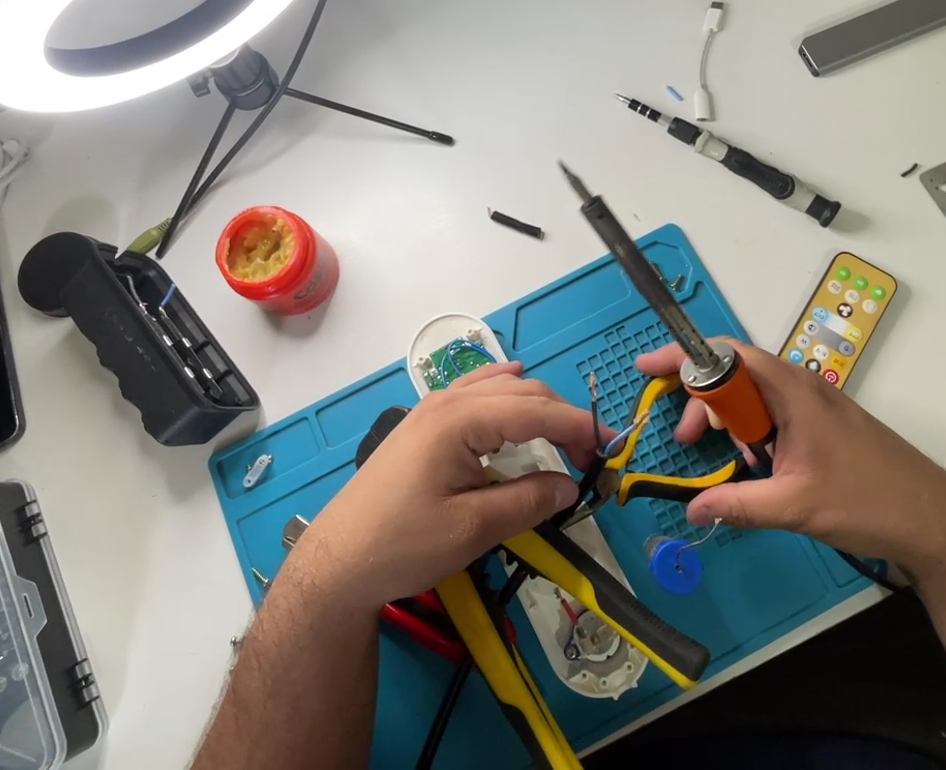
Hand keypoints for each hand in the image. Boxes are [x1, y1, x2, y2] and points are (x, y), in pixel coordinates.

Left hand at [283, 363, 599, 611]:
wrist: (337, 561)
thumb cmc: (401, 544)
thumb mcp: (471, 530)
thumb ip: (527, 502)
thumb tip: (570, 486)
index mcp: (461, 419)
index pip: (535, 410)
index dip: (578, 429)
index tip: (608, 455)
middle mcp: (448, 402)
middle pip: (522, 393)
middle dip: (562, 419)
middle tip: (589, 460)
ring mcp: (432, 409)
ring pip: (499, 389)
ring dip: (537, 407)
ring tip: (563, 438)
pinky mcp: (424, 425)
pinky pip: (474, 392)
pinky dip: (502, 390)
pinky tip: (513, 383)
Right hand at [636, 340, 945, 575]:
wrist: (934, 520)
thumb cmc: (867, 501)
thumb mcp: (794, 507)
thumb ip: (737, 505)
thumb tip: (691, 512)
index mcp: (791, 390)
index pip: (726, 354)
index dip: (683, 356)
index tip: (647, 369)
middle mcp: (799, 386)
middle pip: (733, 374)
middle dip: (702, 401)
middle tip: (688, 441)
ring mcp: (812, 404)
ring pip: (752, 396)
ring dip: (728, 420)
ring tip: (723, 457)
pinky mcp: (820, 424)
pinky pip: (771, 413)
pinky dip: (751, 431)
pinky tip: (755, 464)